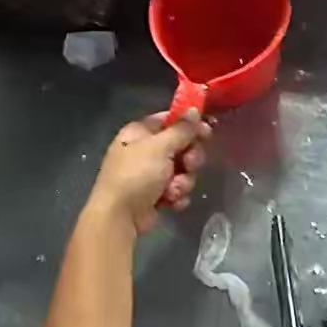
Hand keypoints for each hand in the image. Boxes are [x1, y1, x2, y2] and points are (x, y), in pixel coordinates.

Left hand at [87, 111, 210, 235]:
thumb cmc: (136, 175)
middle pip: (182, 146)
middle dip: (190, 159)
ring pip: (184, 170)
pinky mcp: (157, 193)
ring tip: (172, 190)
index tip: (207, 131)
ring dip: (183, 181)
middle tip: (188, 165)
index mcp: (140, 133)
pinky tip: (169, 201)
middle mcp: (146, 150)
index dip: (190, 125)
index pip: (170, 120)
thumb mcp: (160, 147)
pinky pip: (179, 188)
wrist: (120, 216)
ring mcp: (152, 173)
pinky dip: (177, 195)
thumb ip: (181, 129)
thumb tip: (194, 110)